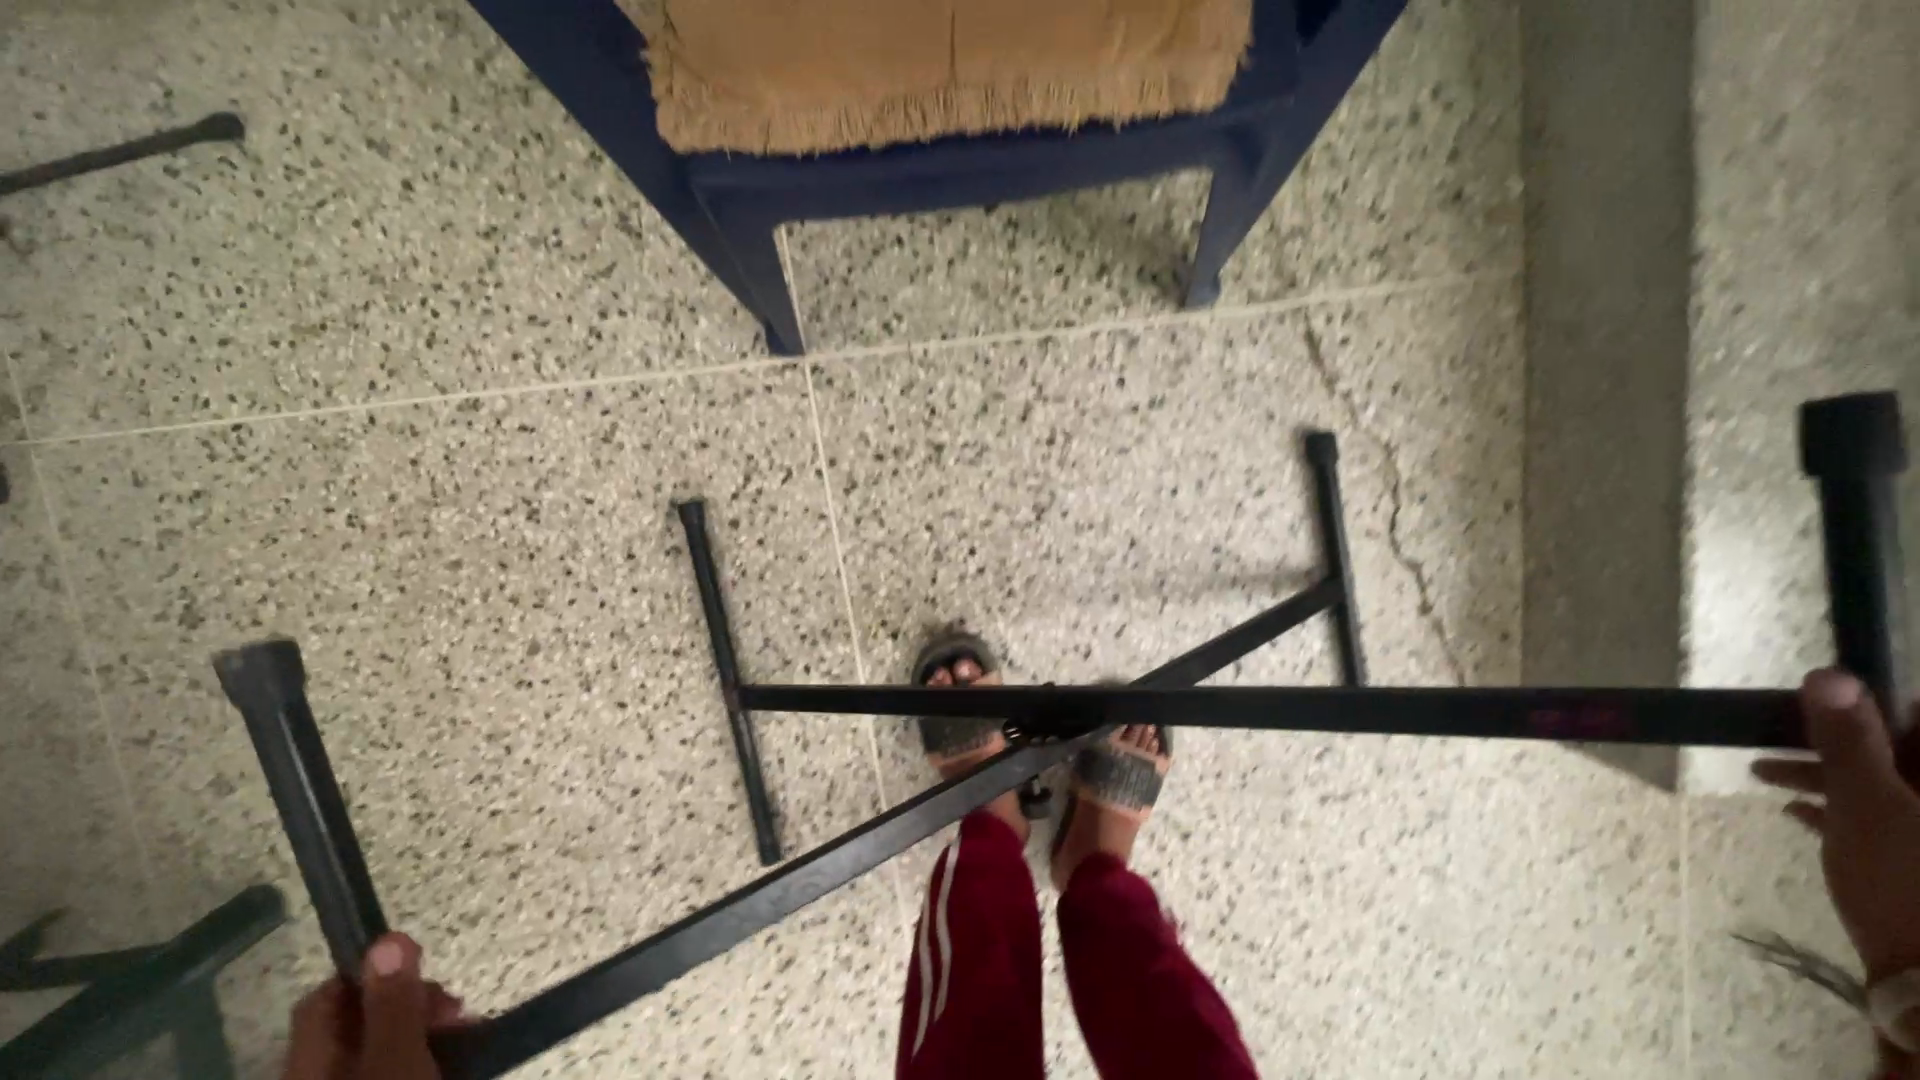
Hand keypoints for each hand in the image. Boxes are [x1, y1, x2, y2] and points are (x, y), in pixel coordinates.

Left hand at [283, 933, 466, 1079]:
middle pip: (355, 1019)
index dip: (371, 971)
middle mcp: (314, 1071)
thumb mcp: (396, 1057)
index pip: (326, 994)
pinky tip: (452, 1051)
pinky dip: (420, 1052)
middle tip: (453, 1006)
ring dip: (422, 1026)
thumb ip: (392, 1002)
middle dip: (408, 999)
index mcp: (307, 1057)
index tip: (421, 964)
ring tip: (463, 1028)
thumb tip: (389, 937)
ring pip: (377, 1042)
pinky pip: (389, 1063)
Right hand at [1753, 670, 1919, 982]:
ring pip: (1895, 788)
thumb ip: (1849, 741)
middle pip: (1906, 755)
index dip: (1868, 709)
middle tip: (1775, 742)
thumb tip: (1830, 675)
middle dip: (1838, 746)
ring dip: (1835, 777)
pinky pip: (1895, 822)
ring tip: (1769, 777)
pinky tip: (1798, 813)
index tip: (1809, 711)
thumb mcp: (1866, 805)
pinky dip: (1850, 811)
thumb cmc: (1908, 884)